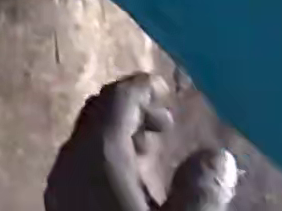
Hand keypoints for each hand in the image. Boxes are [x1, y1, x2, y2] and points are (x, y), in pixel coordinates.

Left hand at [46, 74, 236, 210]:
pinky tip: (140, 183)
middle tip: (169, 118)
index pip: (111, 104)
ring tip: (160, 145)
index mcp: (94, 157)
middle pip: (95, 119)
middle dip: (130, 110)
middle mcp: (69, 164)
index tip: (163, 83)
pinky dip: (111, 161)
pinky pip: (86, 169)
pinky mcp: (65, 210)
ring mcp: (63, 189)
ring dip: (122, 137)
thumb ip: (201, 192)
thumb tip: (217, 154)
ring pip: (89, 144)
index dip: (137, 89)